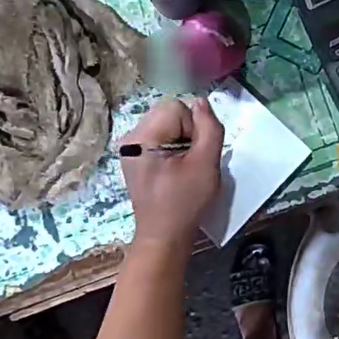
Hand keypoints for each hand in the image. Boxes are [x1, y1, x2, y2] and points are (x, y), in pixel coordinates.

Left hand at [119, 96, 222, 252]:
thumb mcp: (206, 164)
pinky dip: (171, 148)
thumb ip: (209, 128)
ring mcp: (129, 148)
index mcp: (142, 138)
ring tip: (183, 168)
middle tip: (191, 161)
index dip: (193, 127)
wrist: (164, 237)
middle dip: (187, 132)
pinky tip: (174, 170)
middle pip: (169, 112)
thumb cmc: (185, 203)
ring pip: (166, 124)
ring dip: (181, 140)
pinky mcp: (134, 157)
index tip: (194, 155)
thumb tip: (202, 102)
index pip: (176, 107)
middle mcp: (130, 137)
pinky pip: (159, 137)